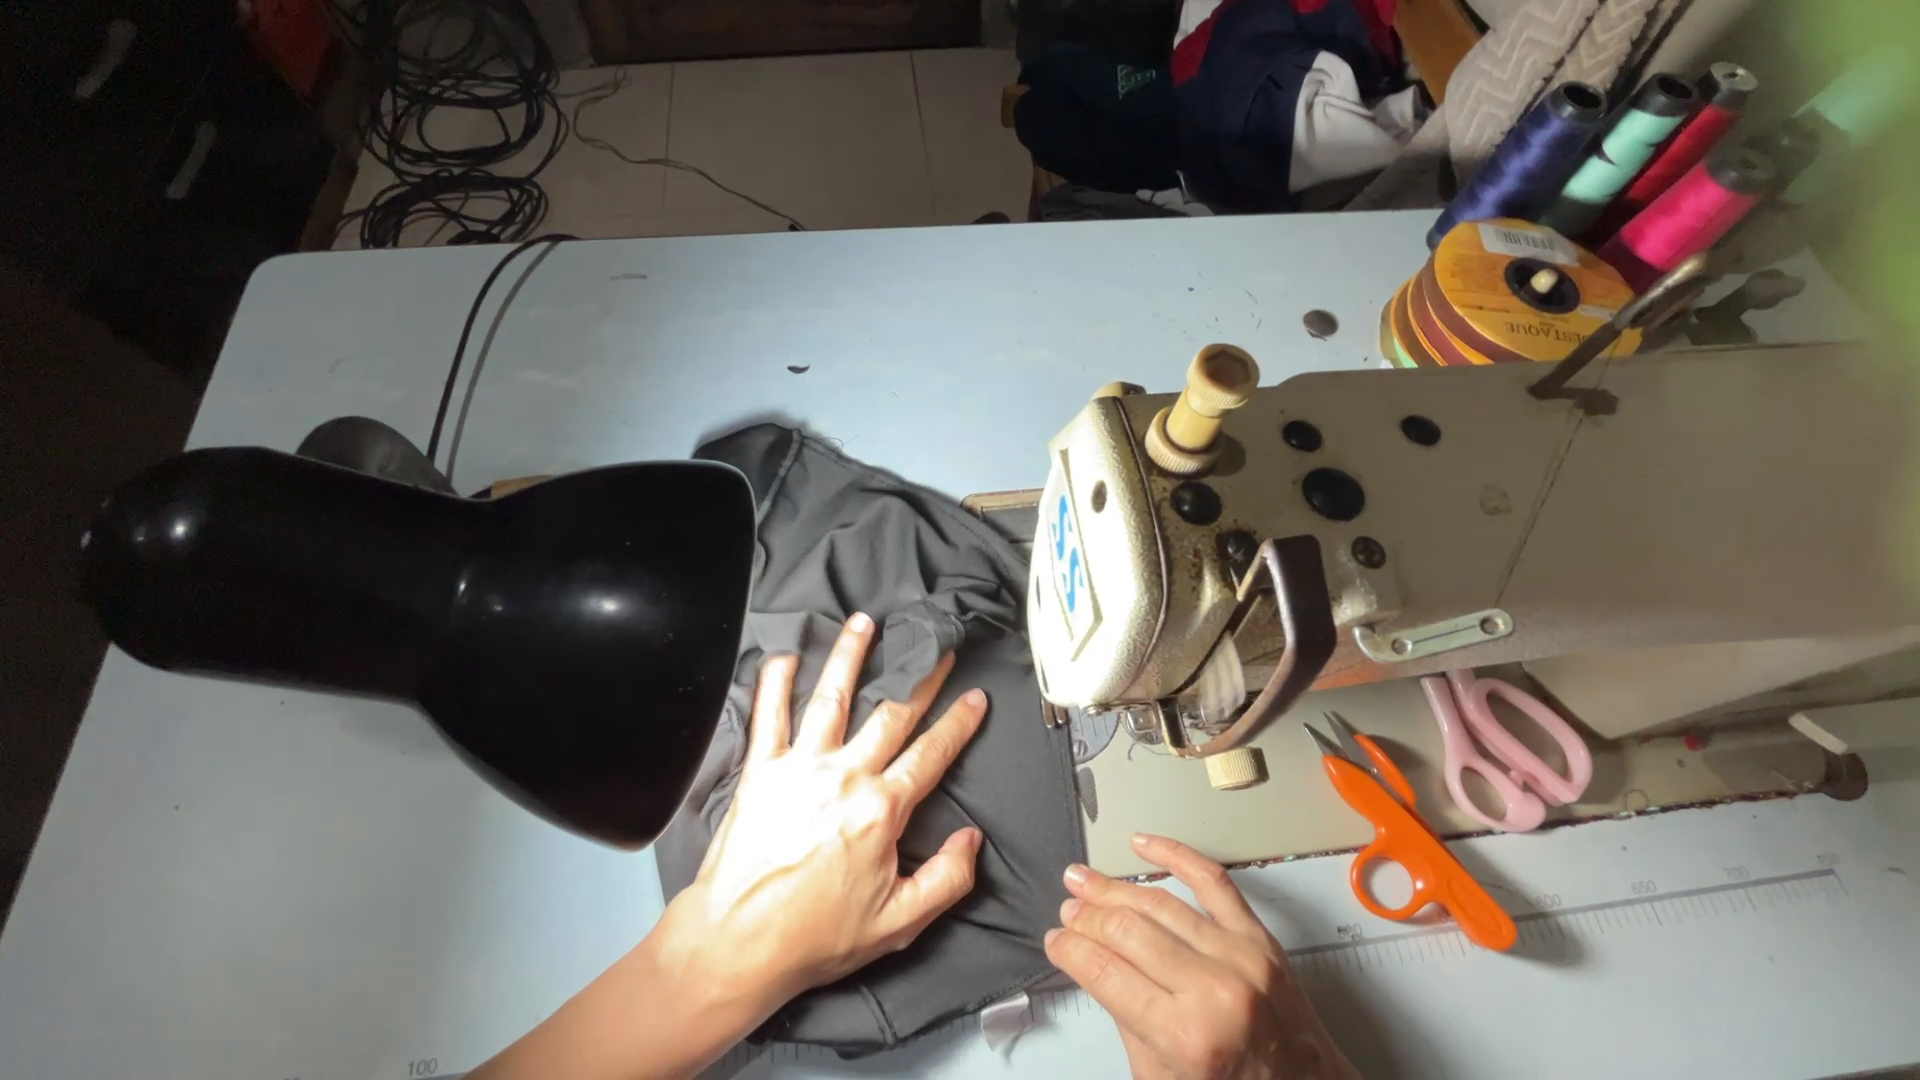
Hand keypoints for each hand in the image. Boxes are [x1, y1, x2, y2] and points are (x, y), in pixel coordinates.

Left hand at [468, 614, 986, 1079]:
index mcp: (881, 810)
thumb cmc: (817, 936)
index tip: (974, 698)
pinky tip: (783, 657)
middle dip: (919, 677)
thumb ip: (947, 880)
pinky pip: (769, 717)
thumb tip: (972, 839)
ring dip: (850, 657)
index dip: (958, 723)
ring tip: (864, 623)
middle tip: (935, 647)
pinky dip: (775, 684)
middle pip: (891, 714)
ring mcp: (800, 768)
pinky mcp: (762, 771)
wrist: (737, 944)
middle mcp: (844, 777)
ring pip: (832, 699)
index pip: (931, 754)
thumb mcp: (899, 923)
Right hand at [1045, 834, 1357, 1079]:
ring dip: (1113, 887)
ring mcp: (1241, 956)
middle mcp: (1215, 990)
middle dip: (1086, 917)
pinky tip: (1143, 844)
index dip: (1070, 950)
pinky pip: (1213, 881)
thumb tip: (1090, 959)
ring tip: (1084, 879)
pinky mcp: (1259, 937)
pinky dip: (1175, 854)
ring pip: (1159, 902)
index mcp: (1187, 1037)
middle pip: (1127, 930)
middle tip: (1066, 909)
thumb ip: (1126, 1016)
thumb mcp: (1162, 1077)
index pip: (1104, 972)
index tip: (1055, 941)